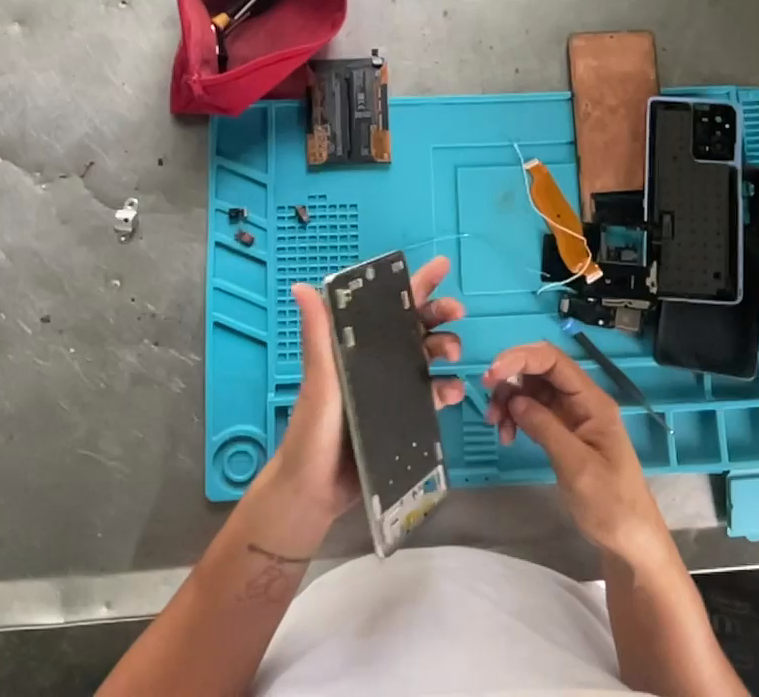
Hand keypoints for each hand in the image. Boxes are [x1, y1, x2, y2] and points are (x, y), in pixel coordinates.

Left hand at [265, 255, 465, 532]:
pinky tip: (454, 393)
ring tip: (453, 353)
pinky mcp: (403, 416)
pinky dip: (446, 389)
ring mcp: (390, 389)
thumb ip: (318, 335)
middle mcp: (374, 362)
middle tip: (456, 310)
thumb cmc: (312, 431)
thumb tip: (302, 286)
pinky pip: (431, 396)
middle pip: (413, 328)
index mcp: (354, 347)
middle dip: (437, 313)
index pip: (385, 308)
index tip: (441, 267)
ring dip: (444, 347)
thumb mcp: (319, 379)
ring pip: (426, 358)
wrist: (316, 492)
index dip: (413, 285)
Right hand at [484, 341, 669, 561]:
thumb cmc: (610, 503)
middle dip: (510, 379)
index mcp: (593, 402)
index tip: (491, 376)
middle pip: (541, 371)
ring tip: (496, 425)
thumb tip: (514, 399)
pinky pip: (533, 412)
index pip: (554, 361)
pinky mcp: (563, 433)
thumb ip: (546, 428)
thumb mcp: (577, 467)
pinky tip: (507, 436)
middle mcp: (582, 402)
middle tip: (488, 401)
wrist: (630, 540)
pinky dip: (516, 417)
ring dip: (509, 400)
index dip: (520, 359)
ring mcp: (572, 417)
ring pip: (533, 391)